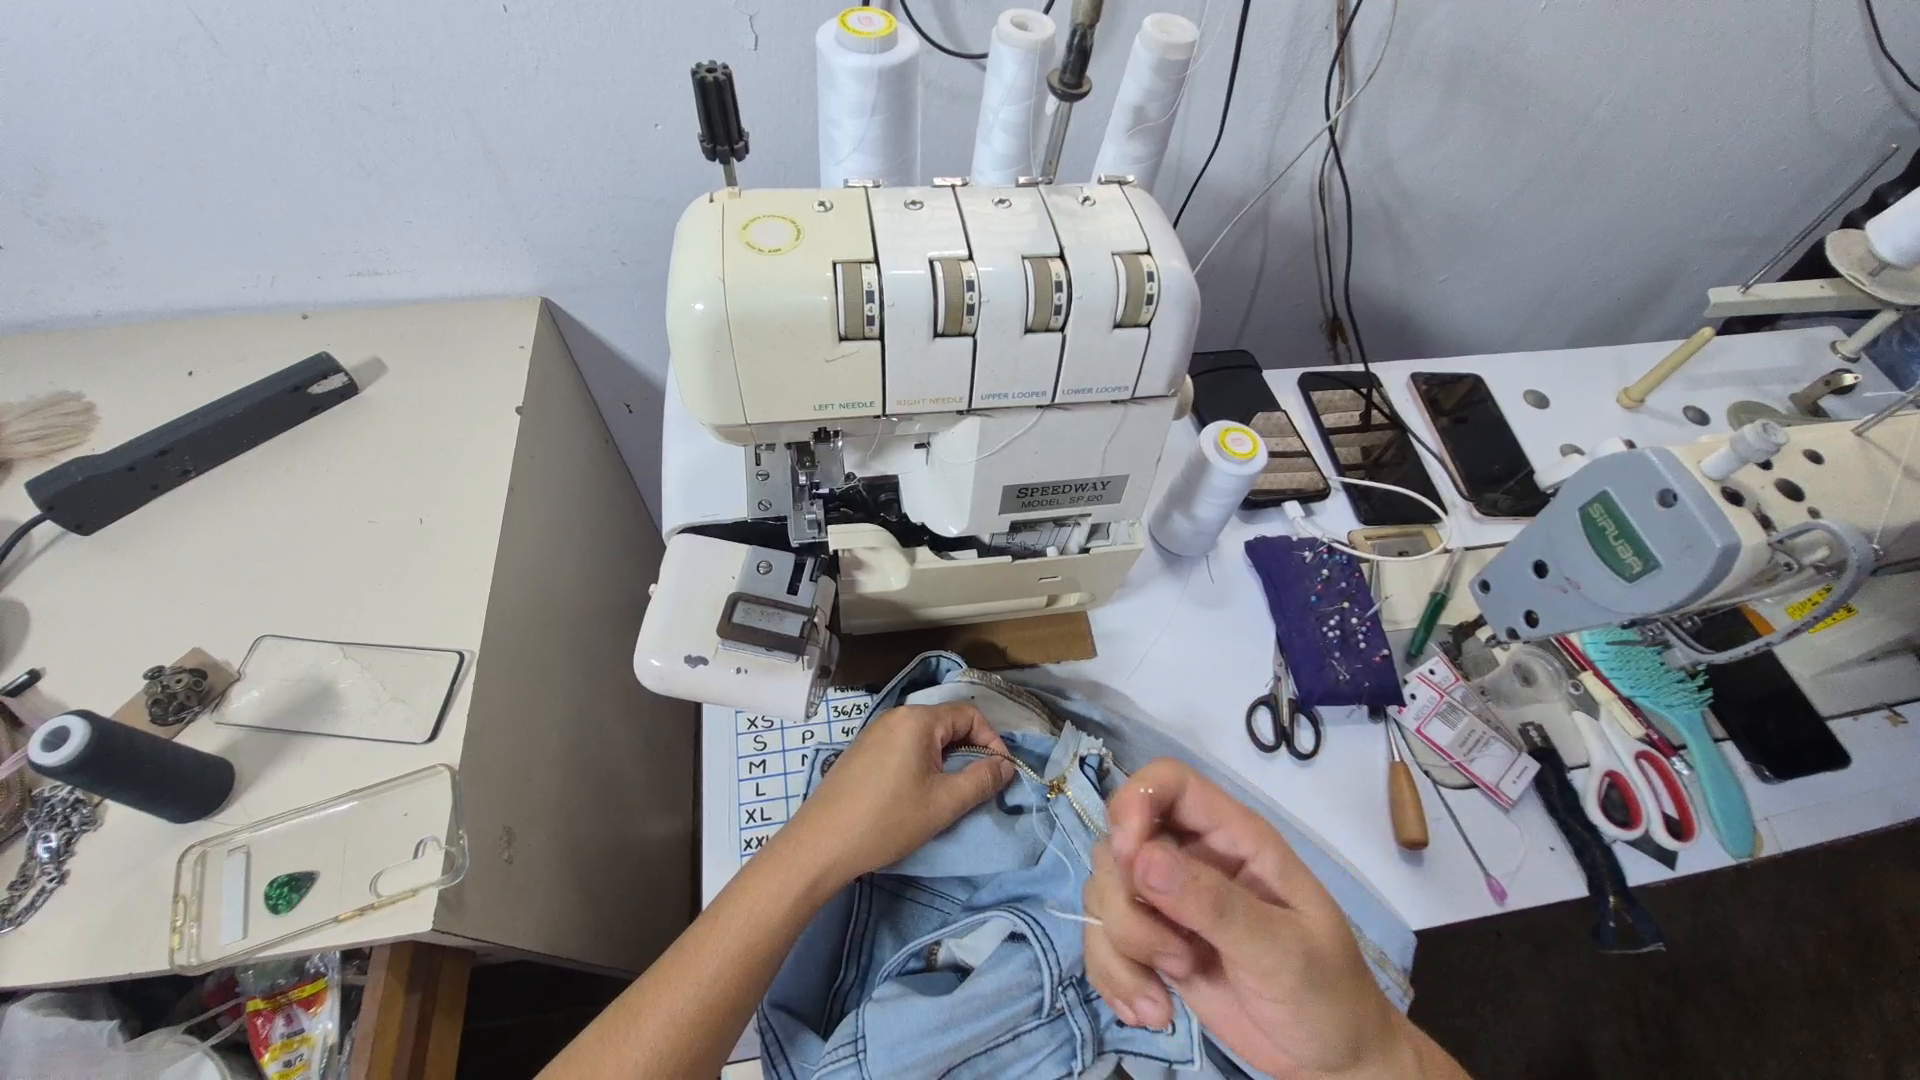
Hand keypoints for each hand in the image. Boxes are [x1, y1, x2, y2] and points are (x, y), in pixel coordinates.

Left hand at [774, 703, 1015, 888]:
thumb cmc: (888, 820)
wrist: (822, 844)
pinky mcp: (863, 752)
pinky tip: (917, 794)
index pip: (969, 714)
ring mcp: (875, 732)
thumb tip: (1006, 765)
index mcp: (917, 720)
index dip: (992, 741)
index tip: (999, 773)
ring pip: (925, 738)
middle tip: (976, 787)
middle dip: (969, 752)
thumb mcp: (945, 803)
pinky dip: (922, 764)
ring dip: (946, 760)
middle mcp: (895, 716)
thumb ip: (982, 779)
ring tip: (949, 794)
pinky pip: (904, 747)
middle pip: (947, 723)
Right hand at [1083, 759, 1414, 1079]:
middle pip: (1119, 845)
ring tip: (1169, 994)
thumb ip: (1213, 903)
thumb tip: (1141, 859)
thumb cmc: (1326, 992)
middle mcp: (1191, 857)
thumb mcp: (1281, 949)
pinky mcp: (1150, 943)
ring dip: (1124, 950)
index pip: (1168, 781)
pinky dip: (1114, 978)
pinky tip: (1151, 1011)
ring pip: (1103, 893)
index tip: (1129, 858)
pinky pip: (1100, 939)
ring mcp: (1166, 901)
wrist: (1332, 1061)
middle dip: (1129, 907)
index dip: (1136, 802)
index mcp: (1232, 837)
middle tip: (1177, 958)